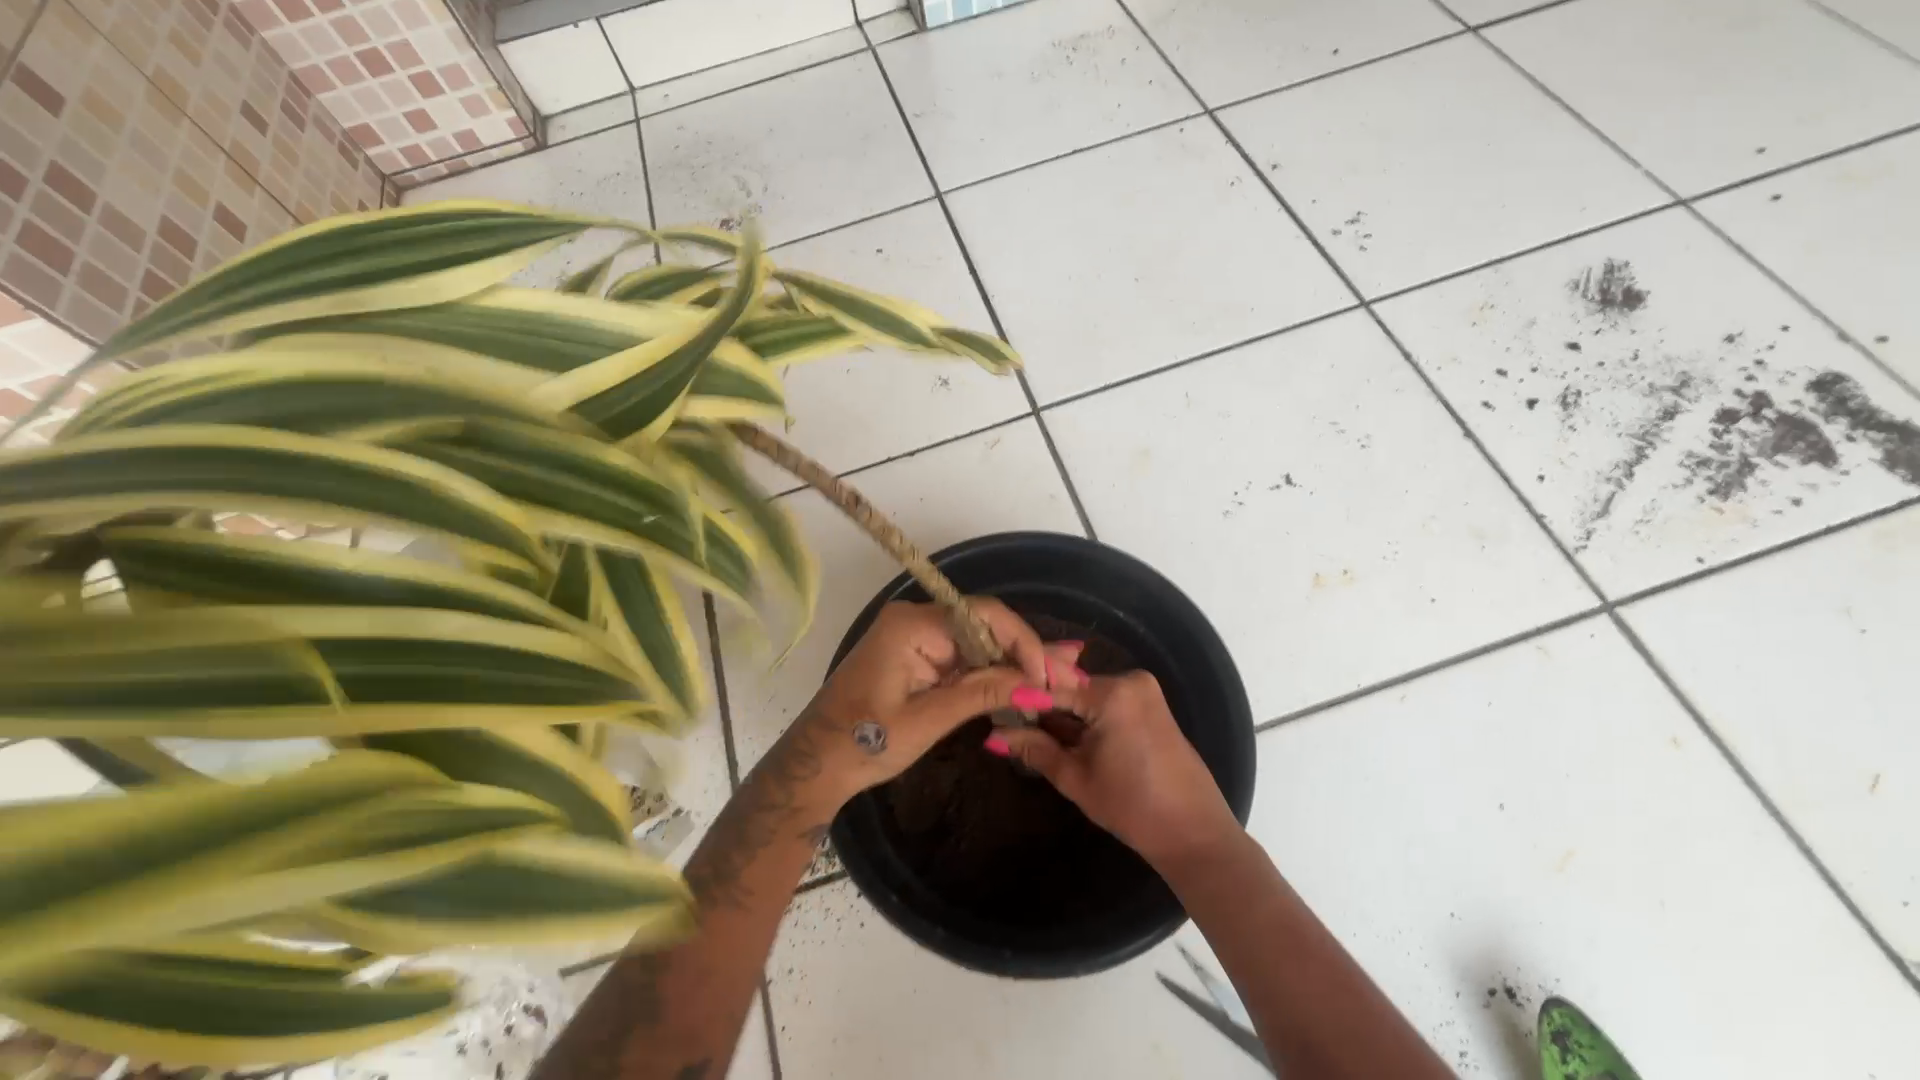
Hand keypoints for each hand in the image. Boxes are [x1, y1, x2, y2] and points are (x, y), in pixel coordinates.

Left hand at [776, 598, 1083, 810]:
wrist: (816, 765)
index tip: (1048, 678)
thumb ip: (984, 694)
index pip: (984, 616)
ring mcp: (914, 637)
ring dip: (1013, 665)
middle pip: (985, 626)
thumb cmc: (863, 744)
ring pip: (977, 642)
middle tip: (1068, 679)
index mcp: (912, 625)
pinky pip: (961, 657)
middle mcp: (914, 619)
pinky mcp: (915, 657)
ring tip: (1057, 682)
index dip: (1023, 643)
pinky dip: (989, 674)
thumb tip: (1038, 687)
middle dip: (1025, 654)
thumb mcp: (929, 720)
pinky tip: (1024, 684)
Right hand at [992, 671, 1239, 870]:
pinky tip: (1063, 739)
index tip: (991, 709)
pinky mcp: (1151, 707)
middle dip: (1041, 709)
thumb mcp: (1076, 778)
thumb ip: (1035, 750)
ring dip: (1062, 716)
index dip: (1020, 699)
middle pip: (1070, 688)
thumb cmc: (1133, 807)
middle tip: (1005, 728)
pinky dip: (1085, 720)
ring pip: (1087, 697)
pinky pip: (1107, 705)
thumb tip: (994, 735)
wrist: (1194, 832)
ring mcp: (1145, 693)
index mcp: (1113, 693)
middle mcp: (1131, 681)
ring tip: (1027, 736)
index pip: (1052, 686)